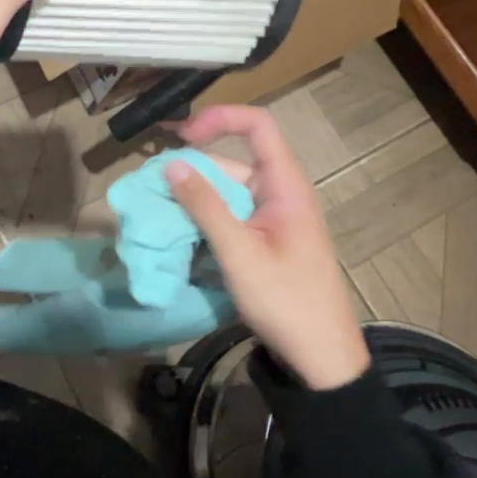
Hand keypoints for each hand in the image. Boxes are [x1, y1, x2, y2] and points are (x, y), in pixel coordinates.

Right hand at [166, 106, 370, 389]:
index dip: (219, 118)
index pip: (257, 126)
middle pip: (233, 160)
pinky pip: (232, 215)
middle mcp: (281, 193)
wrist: (323, 359)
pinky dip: (205, 218)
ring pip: (228, 190)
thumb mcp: (239, 253)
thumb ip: (205, 206)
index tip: (181, 135)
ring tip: (158, 211)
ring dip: (195, 196)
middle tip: (153, 186)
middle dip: (192, 167)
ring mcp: (275, 218)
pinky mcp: (267, 240)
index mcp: (286, 186)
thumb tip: (172, 164)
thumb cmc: (287, 302)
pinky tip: (180, 234)